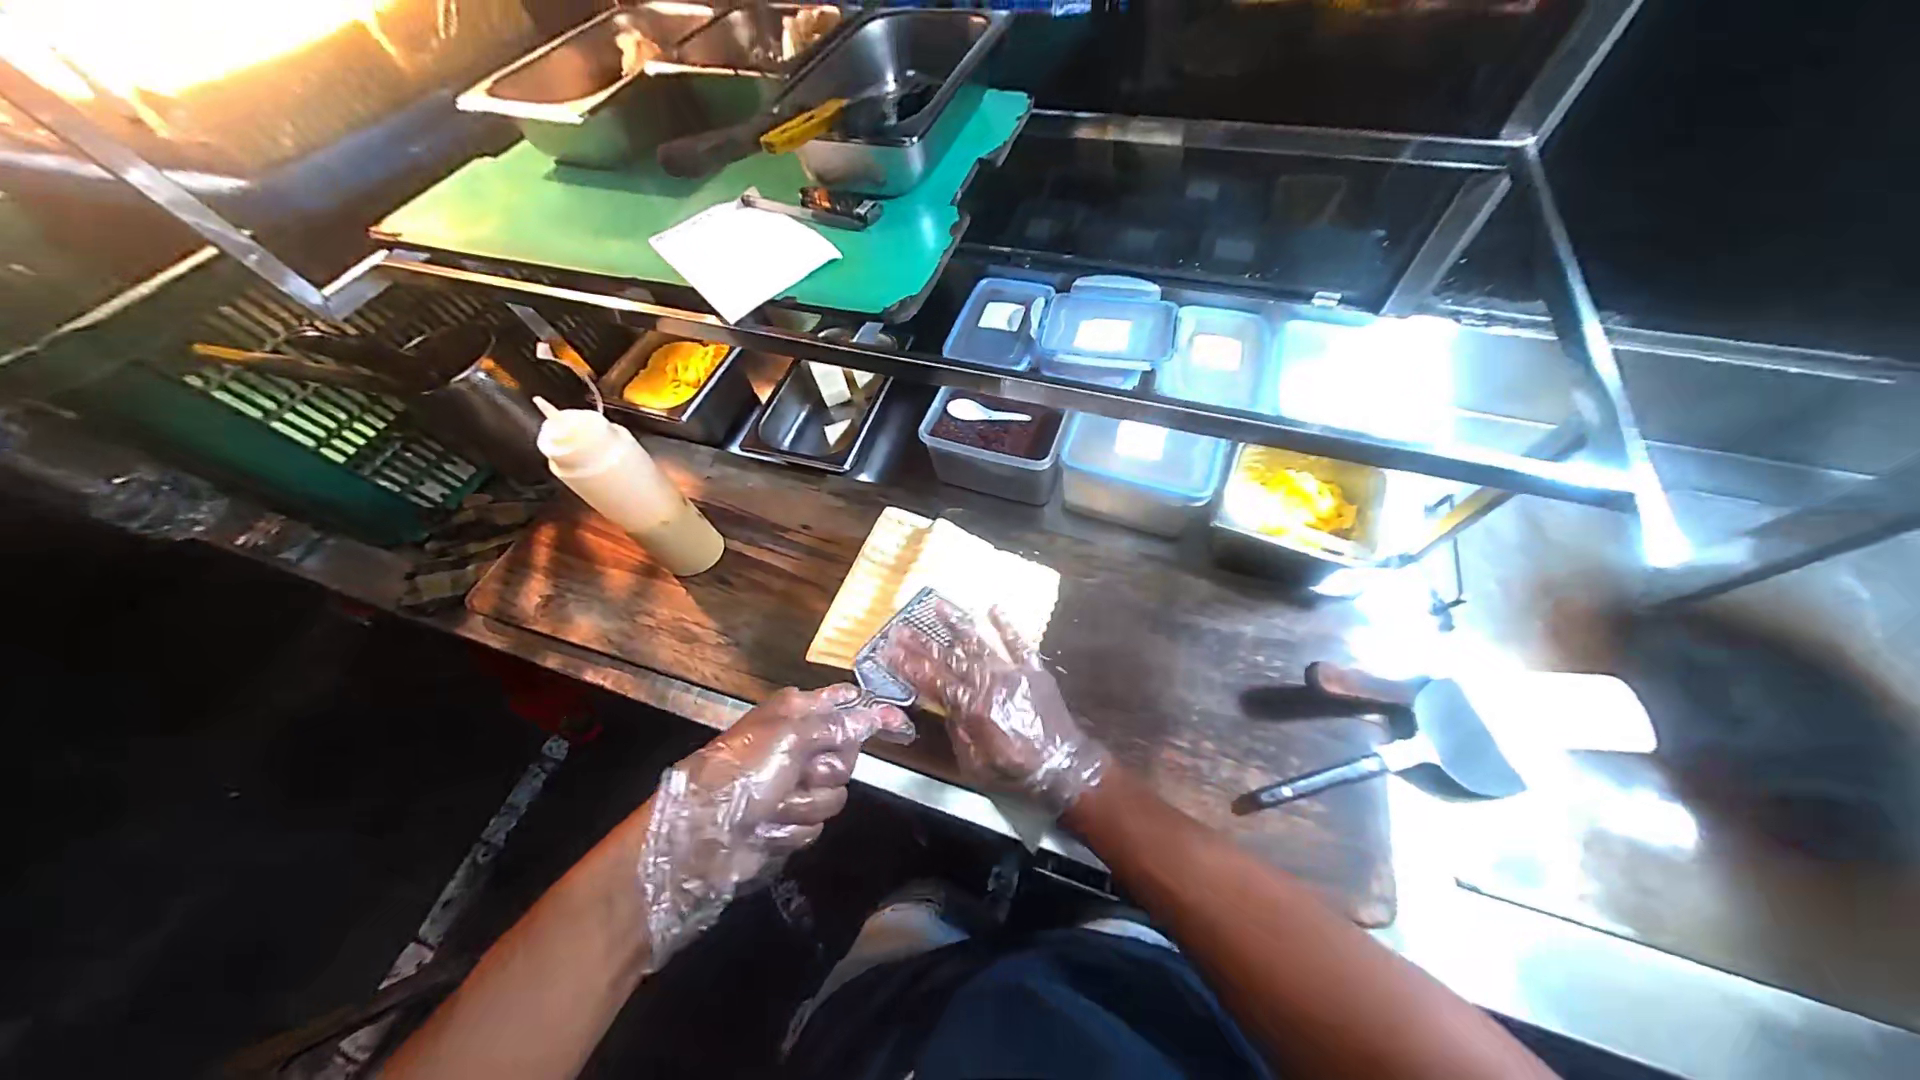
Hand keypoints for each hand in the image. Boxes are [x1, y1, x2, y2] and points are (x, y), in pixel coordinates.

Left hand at [638, 684, 909, 970]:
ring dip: (804, 803)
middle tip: (801, 771)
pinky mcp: (791, 820)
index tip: (900, 725)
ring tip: (772, 805)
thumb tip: (875, 713)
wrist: (701, 834)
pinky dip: (793, 827)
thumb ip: (839, 725)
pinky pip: (816, 823)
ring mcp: (794, 785)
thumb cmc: (743, 772)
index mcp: (795, 713)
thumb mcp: (791, 737)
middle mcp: (798, 745)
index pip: (847, 705)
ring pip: (835, 794)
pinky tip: (768, 826)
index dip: (873, 713)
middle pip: (847, 754)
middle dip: (828, 768)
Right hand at [878, 597, 1107, 812]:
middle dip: (922, 643)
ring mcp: (1013, 671)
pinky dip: (1006, 625)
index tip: (890, 651)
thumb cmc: (1016, 772)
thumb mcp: (975, 764)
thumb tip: (946, 707)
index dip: (910, 666)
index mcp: (974, 707)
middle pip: (950, 658)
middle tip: (900, 629)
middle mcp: (991, 682)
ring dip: (956, 623)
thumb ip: (958, 732)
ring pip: (979, 642)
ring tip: (937, 604)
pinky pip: (1018, 642)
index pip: (934, 681)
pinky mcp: (1034, 669)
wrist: (1065, 767)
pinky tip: (993, 608)